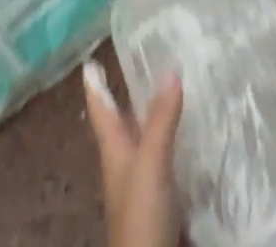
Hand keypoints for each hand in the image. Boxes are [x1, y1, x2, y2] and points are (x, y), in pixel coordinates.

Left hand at [84, 61, 183, 246]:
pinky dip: (169, 137)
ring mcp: (140, 180)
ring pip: (141, 137)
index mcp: (114, 150)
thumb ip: (161, 121)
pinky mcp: (159, 194)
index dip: (95, 87)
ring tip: (164, 90)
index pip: (101, 111)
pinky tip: (185, 133)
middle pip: (120, 122)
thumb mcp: (151, 163)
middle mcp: (124, 161)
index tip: (89, 62)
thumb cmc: (141, 213)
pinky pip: (162, 155)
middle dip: (123, 96)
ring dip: (149, 114)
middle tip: (132, 66)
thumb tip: (170, 70)